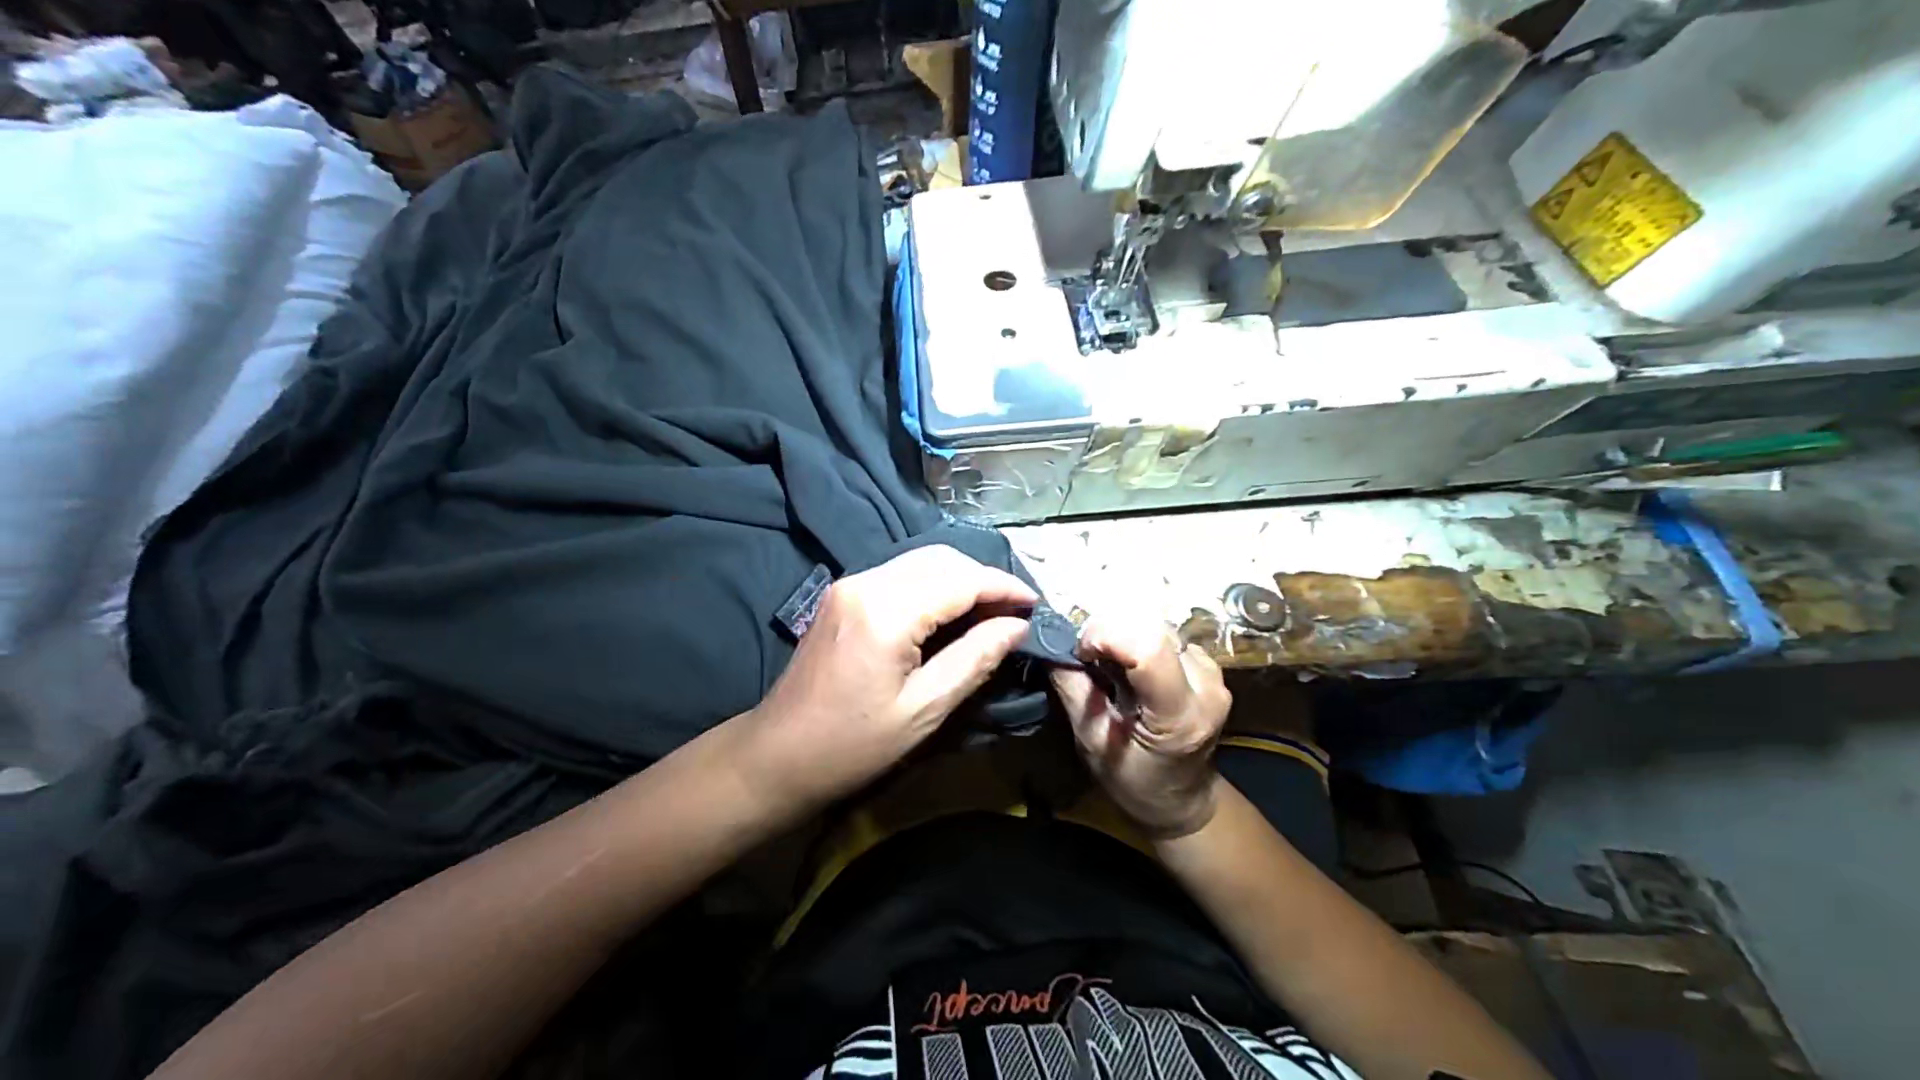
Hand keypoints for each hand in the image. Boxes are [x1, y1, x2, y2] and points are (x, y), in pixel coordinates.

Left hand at [738, 545, 1036, 812]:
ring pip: (921, 561)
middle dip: (984, 578)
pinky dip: (933, 585)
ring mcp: (850, 584)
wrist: (777, 755)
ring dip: (960, 579)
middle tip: (1016, 611)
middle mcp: (866, 583)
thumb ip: (974, 659)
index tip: (1037, 604)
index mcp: (886, 611)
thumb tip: (1018, 627)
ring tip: (991, 612)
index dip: (1004, 588)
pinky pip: (900, 574)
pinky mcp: (843, 594)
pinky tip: (951, 611)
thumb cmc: (853, 745)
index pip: (961, 580)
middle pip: (941, 559)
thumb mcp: (923, 710)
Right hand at [1052, 620, 1230, 838]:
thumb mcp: (1090, 740)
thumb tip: (1049, 638)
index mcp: (1179, 716)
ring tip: (1109, 666)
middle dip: (1111, 633)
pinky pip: (1166, 634)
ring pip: (1157, 626)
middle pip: (1152, 630)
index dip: (1107, 636)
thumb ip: (1072, 686)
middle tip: (1089, 658)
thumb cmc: (1132, 779)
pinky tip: (1129, 667)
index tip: (1081, 651)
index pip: (1149, 649)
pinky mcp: (1208, 664)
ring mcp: (1213, 673)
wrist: (1180, 797)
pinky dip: (1138, 641)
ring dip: (1124, 636)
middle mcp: (1206, 687)